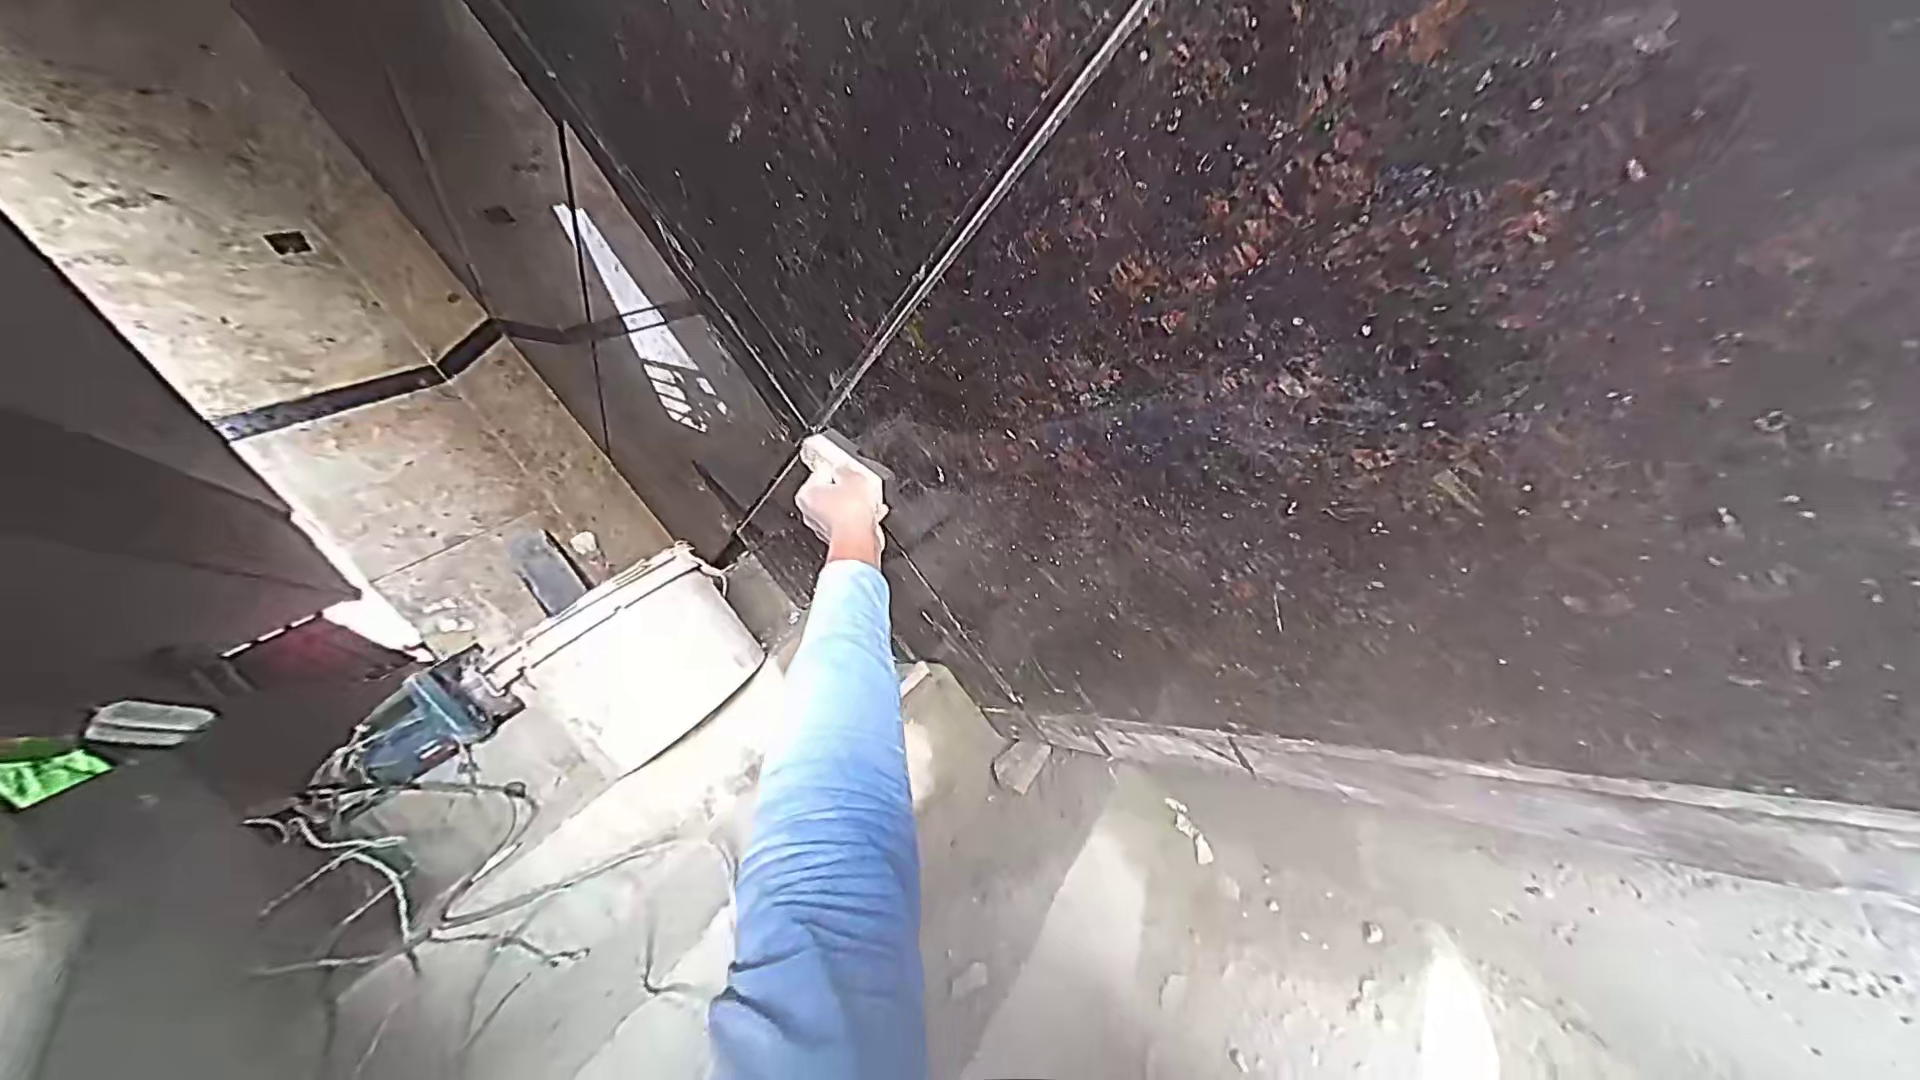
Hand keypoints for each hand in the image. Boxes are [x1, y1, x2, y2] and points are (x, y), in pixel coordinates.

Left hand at [796, 466, 885, 565]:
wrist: (860, 539)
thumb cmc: (850, 511)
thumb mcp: (852, 477)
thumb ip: (845, 470)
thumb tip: (844, 469)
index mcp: (805, 495)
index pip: (818, 475)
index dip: (835, 471)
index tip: (845, 470)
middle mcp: (810, 513)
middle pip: (830, 494)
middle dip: (845, 491)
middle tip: (859, 486)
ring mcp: (824, 528)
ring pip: (841, 510)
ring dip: (855, 505)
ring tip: (870, 500)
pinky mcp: (840, 539)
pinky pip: (851, 524)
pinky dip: (861, 519)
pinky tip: (873, 514)